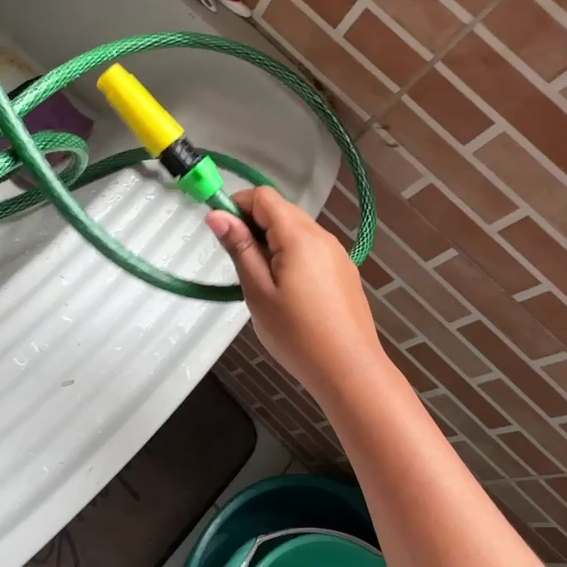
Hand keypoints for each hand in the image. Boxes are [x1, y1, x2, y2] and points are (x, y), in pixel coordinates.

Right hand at [206, 187, 386, 400]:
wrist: (349, 370)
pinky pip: (311, 248)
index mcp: (299, 236)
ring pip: (296, 230)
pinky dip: (291, 254)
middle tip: (239, 262)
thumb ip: (239, 248)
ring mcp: (336, 253)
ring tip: (261, 281)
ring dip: (272, 241)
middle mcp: (322, 236)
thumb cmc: (297, 334)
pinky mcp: (344, 270)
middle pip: (281, 210)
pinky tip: (287, 290)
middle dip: (254, 225)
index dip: (237, 206)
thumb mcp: (258, 291)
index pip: (264, 196)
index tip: (222, 233)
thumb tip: (217, 214)